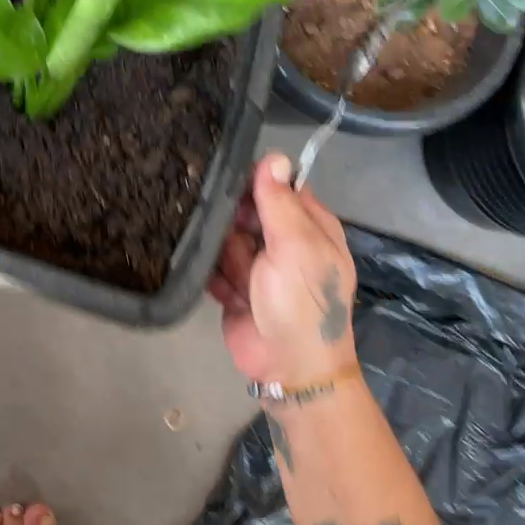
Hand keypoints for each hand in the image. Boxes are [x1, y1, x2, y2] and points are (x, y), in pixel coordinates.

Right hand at [209, 152, 359, 386]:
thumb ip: (279, 201)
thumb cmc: (300, 303)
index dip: (257, 185)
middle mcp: (285, 242)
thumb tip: (274, 156)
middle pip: (246, 210)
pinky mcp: (234, 288)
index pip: (280, 186)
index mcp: (311, 226)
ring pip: (225, 238)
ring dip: (225, 255)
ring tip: (239, 277)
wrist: (288, 367)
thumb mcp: (295, 246)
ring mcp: (258, 266)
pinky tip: (225, 290)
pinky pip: (213, 267)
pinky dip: (214, 277)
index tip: (233, 187)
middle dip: (234, 224)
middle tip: (237, 241)